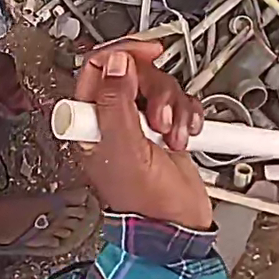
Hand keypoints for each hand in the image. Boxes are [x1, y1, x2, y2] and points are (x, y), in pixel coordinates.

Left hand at [72, 42, 209, 229]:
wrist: (176, 224)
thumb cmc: (142, 200)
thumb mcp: (124, 149)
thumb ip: (116, 102)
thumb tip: (115, 62)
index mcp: (90, 120)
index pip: (97, 67)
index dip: (121, 54)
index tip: (147, 53)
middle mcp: (113, 117)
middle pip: (135, 72)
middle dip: (156, 91)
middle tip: (159, 119)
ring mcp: (140, 122)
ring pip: (160, 86)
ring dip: (175, 107)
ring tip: (172, 135)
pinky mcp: (165, 127)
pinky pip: (180, 101)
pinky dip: (189, 114)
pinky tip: (185, 135)